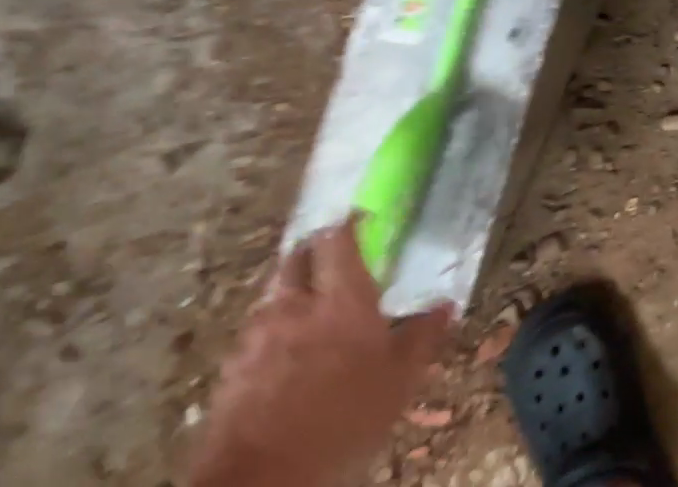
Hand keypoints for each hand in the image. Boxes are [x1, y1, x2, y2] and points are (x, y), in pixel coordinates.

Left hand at [190, 219, 452, 486]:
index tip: (362, 216)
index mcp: (342, 301)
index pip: (338, 242)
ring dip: (293, 287)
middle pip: (296, 259)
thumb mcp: (401, 379)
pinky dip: (276, 324)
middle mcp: (295, 307)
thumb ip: (422, 337)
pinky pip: (257, 329)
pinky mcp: (232, 368)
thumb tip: (445, 305)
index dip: (348, 224)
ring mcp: (256, 337)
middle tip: (334, 252)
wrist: (261, 475)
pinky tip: (289, 345)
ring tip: (314, 300)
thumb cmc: (345, 416)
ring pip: (274, 293)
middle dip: (314, 249)